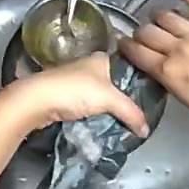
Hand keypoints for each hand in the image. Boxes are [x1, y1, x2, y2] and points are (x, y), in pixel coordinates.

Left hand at [0, 53, 148, 138]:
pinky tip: (104, 125)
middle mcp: (90, 67)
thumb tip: (146, 129)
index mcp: (102, 58)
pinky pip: (89, 107)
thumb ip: (131, 112)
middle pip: (115, 84)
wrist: (37, 100)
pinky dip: (96, 115)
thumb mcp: (109, 99)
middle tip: (139, 117)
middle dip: (125, 100)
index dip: (140, 82)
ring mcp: (77, 82)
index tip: (151, 99)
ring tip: (125, 124)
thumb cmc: (75, 91)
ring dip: (110, 110)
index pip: (128, 67)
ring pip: (101, 97)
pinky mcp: (66, 97)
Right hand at [120, 0, 188, 157]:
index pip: (138, 53)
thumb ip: (173, 81)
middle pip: (148, 32)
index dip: (127, 47)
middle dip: (141, 33)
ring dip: (158, 16)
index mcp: (169, 73)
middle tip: (143, 35)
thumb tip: (164, 69)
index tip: (124, 44)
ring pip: (167, 16)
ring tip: (158, 18)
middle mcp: (179, 48)